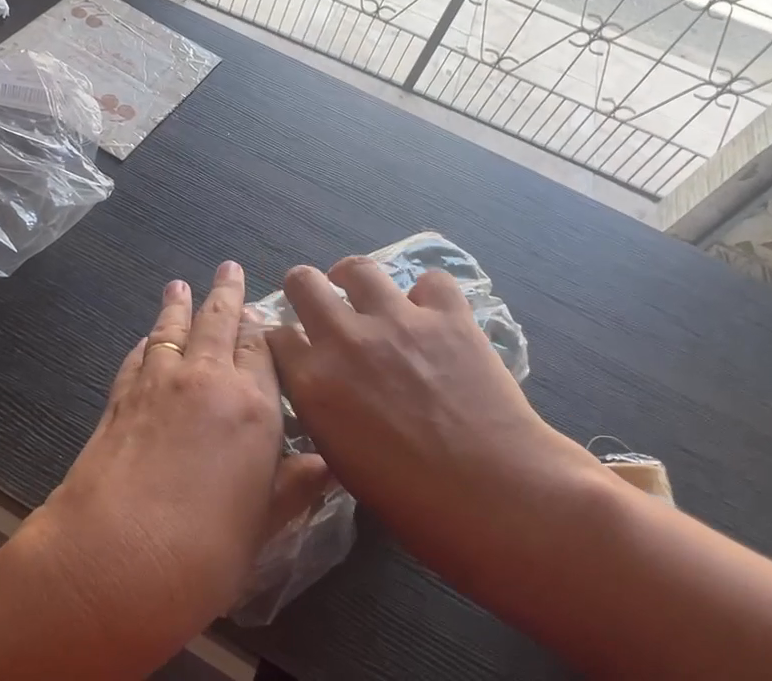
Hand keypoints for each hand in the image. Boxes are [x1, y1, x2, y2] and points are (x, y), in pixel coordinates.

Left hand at [16, 262, 329, 651]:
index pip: (264, 351)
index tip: (267, 314)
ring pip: (173, 328)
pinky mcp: (120, 397)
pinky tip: (149, 338)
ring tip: (180, 284)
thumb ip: (293, 488)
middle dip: (227, 293)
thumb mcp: (264, 526)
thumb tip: (324, 466)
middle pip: (219, 323)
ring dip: (179, 304)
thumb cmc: (206, 552)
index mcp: (254, 407)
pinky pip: (140, 355)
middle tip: (229, 267)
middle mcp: (208, 380)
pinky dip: (148, 341)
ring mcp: (159, 384)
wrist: (115, 558)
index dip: (266, 330)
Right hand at [265, 258, 611, 592]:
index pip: (276, 337)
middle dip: (303, 290)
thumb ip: (323, 413)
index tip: (294, 348)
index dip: (284, 341)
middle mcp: (347, 339)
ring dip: (355, 280)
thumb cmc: (413, 503)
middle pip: (303, 282)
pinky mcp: (449, 315)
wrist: (495, 496)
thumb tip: (324, 391)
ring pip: (359, 268)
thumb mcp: (342, 461)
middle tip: (320, 306)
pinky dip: (427, 294)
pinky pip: (430, 281)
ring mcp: (399, 320)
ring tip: (366, 294)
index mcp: (315, 382)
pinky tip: (432, 315)